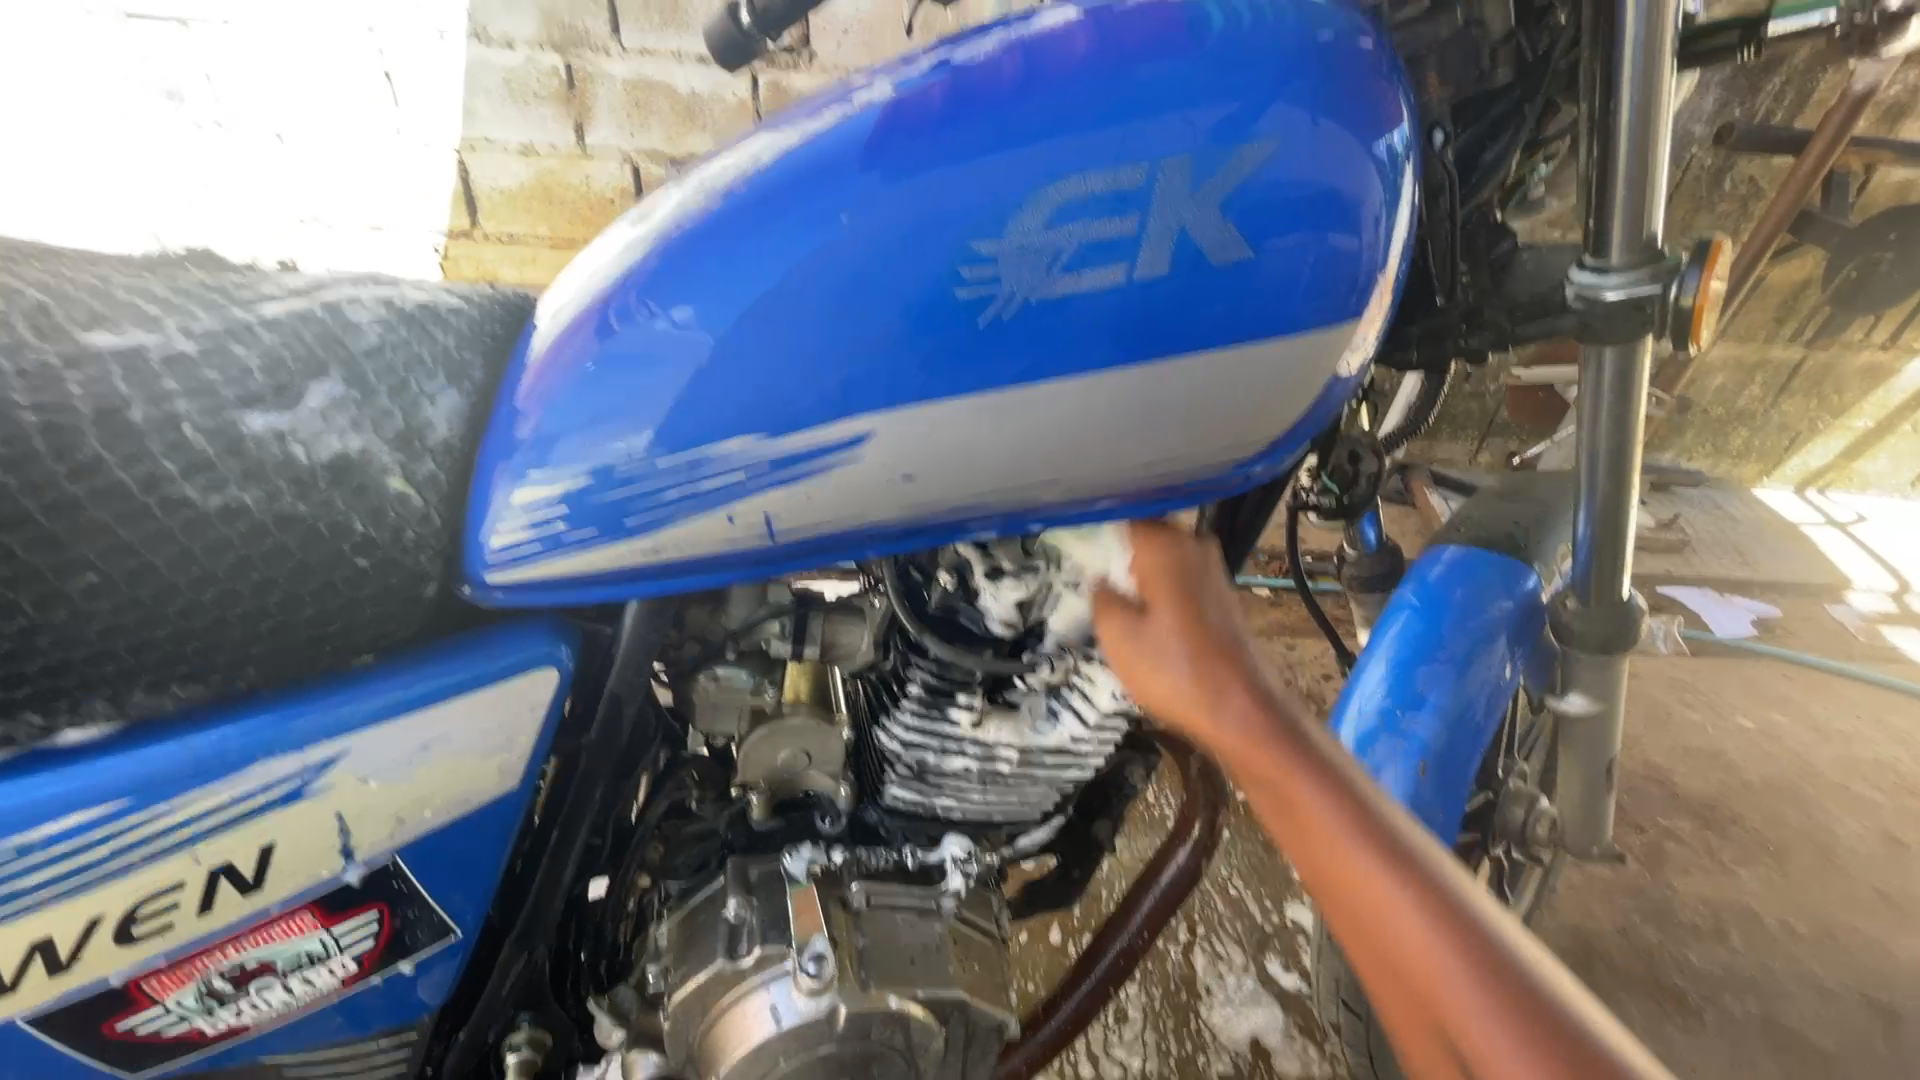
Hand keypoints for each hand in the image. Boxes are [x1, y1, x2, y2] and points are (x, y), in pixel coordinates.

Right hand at [1091, 521, 1301, 751]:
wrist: (1240, 712)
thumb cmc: (1172, 670)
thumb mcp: (1117, 636)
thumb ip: (1101, 596)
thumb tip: (1100, 578)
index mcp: (1166, 546)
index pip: (1123, 513)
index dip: (1097, 520)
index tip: (1073, 534)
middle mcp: (1194, 546)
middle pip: (1147, 531)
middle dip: (1119, 544)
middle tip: (1086, 564)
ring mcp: (1213, 571)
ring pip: (1165, 555)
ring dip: (1139, 566)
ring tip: (1109, 585)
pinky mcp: (1222, 596)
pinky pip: (1180, 575)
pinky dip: (1159, 584)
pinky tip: (1142, 607)